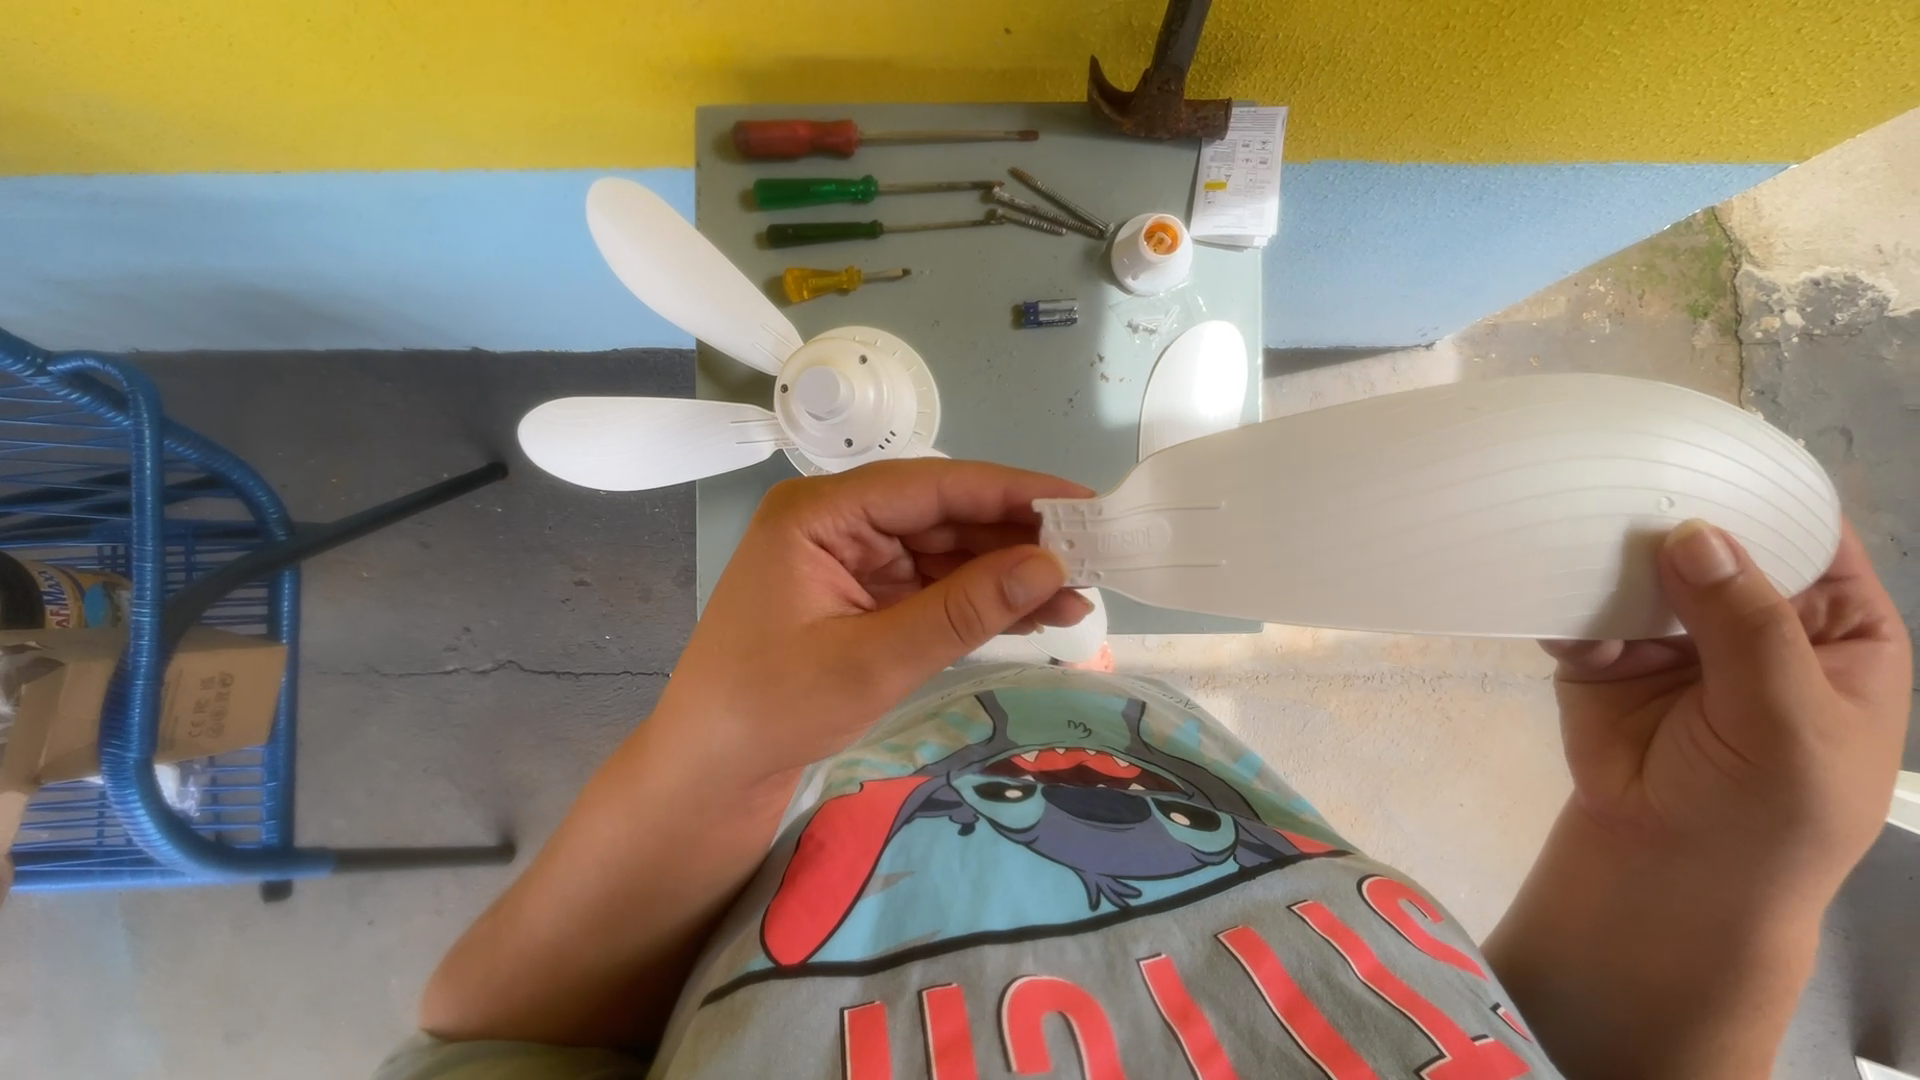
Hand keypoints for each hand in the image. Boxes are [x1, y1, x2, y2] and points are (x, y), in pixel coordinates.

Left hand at [656, 459, 1095, 784]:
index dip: (1012, 492)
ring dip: (1004, 574)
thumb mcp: (875, 659)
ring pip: (943, 552)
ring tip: (1075, 595)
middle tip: (1093, 556)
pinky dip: (977, 601)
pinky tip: (1032, 614)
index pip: (932, 486)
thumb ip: (964, 610)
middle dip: (1016, 539)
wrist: (711, 773)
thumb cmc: (773, 710)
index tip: (1082, 504)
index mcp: (820, 514)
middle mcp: (836, 523)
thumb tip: (1052, 565)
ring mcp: (849, 560)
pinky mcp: (861, 596)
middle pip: (942, 515)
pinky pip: (930, 586)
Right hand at [1544, 518, 1911, 913]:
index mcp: (1827, 628)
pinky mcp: (1599, 657)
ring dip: (1603, 561)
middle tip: (1617, 481)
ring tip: (1568, 532)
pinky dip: (1561, 610)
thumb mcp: (1788, 716)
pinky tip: (1554, 612)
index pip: (1809, 540)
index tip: (1708, 453)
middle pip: (1709, 548)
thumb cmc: (1771, 801)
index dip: (1770, 498)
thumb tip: (1692, 534)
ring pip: (1634, 577)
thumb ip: (1747, 625)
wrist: (1672, 861)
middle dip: (1666, 521)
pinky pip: (1578, 616)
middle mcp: (1744, 620)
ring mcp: (1667, 637)